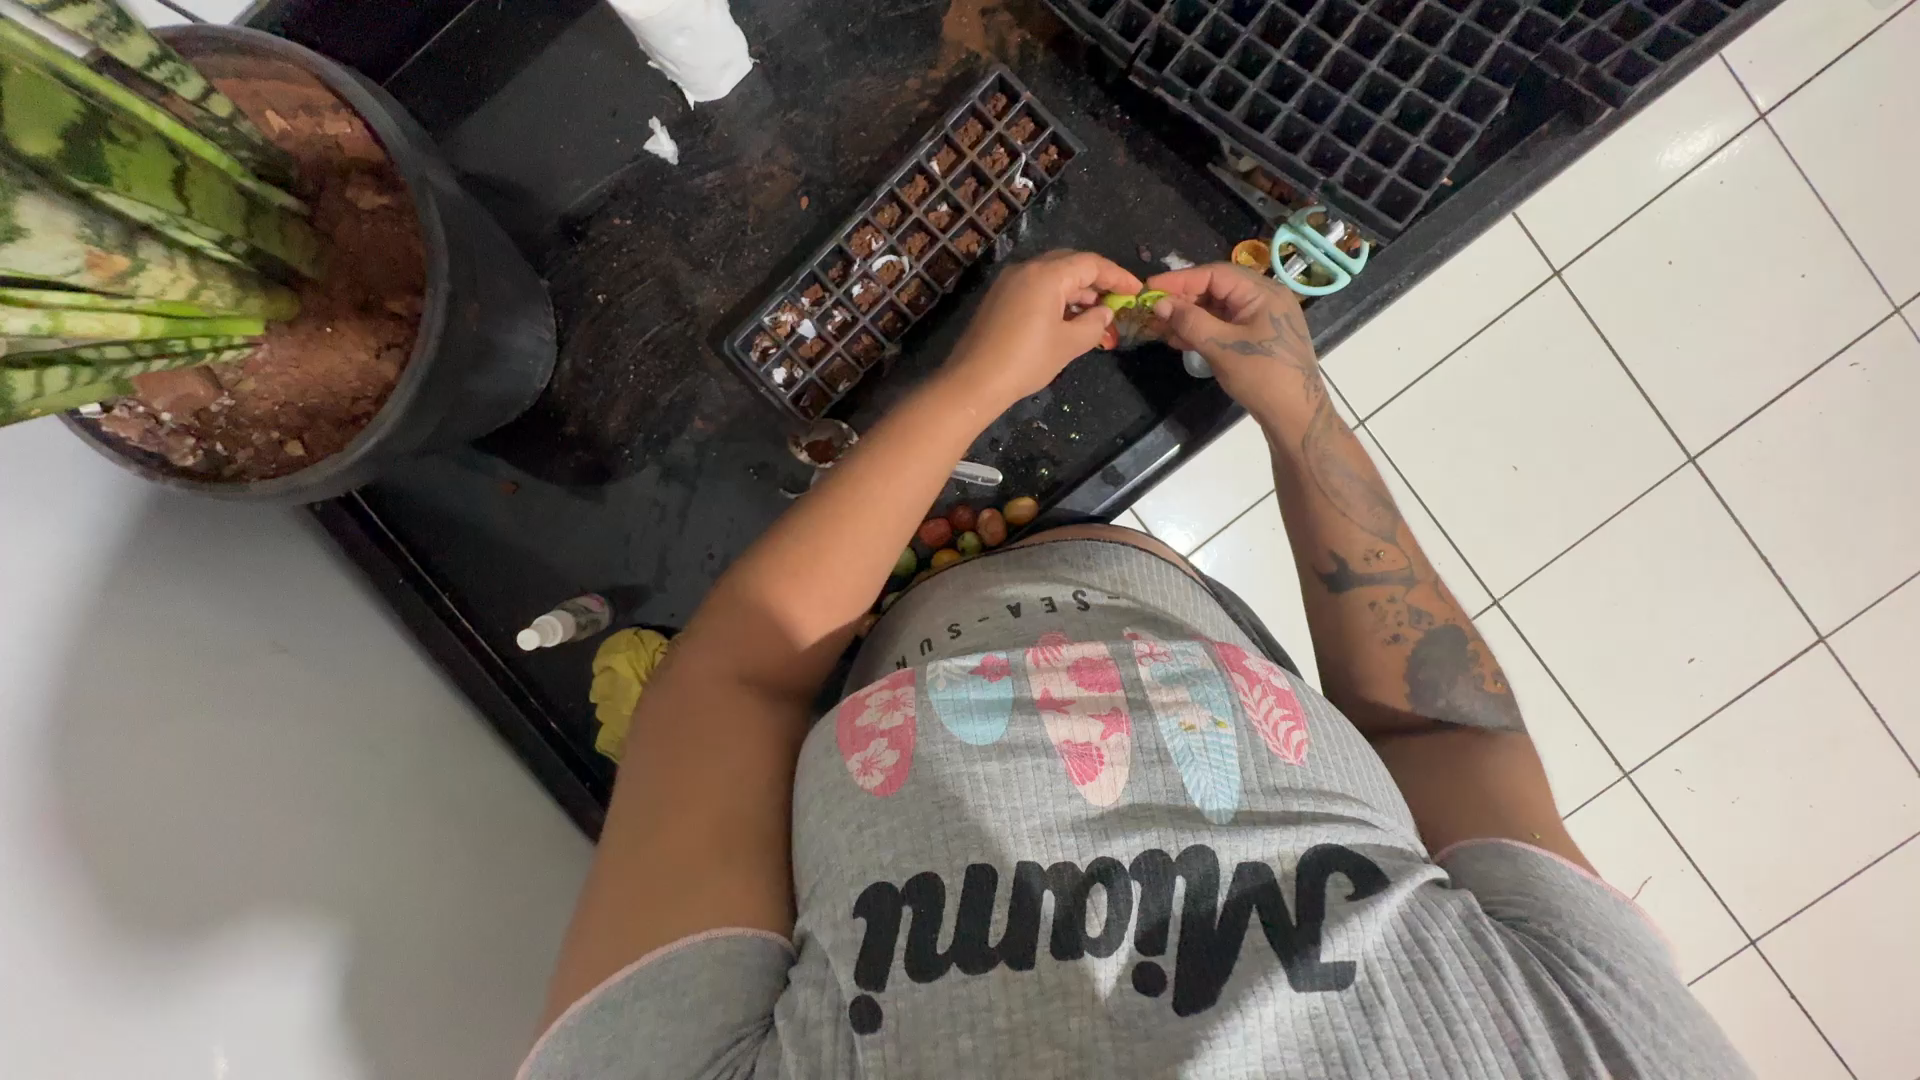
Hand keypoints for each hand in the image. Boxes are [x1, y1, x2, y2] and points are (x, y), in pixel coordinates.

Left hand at [944, 250, 1142, 407]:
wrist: (973, 382)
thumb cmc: (1025, 361)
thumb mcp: (1068, 344)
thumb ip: (1093, 323)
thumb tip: (1105, 311)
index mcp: (1046, 274)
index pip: (1091, 264)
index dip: (1117, 276)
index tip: (1136, 290)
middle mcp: (1026, 269)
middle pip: (1070, 264)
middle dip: (1096, 282)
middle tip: (1115, 302)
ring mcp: (1008, 283)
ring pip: (1051, 277)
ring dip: (1075, 293)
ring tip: (1095, 315)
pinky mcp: (998, 299)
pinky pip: (1035, 289)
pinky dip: (1055, 299)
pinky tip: (1066, 320)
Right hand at [1146, 263, 1321, 420]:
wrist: (1295, 414)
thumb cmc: (1262, 377)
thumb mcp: (1222, 348)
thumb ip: (1190, 322)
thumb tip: (1160, 304)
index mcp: (1262, 292)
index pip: (1215, 274)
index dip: (1180, 280)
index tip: (1150, 288)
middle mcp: (1264, 298)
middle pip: (1216, 288)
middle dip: (1183, 299)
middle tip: (1153, 311)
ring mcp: (1261, 317)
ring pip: (1218, 307)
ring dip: (1189, 316)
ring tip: (1161, 327)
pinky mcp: (1256, 336)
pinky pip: (1225, 324)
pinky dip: (1202, 329)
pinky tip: (1180, 339)